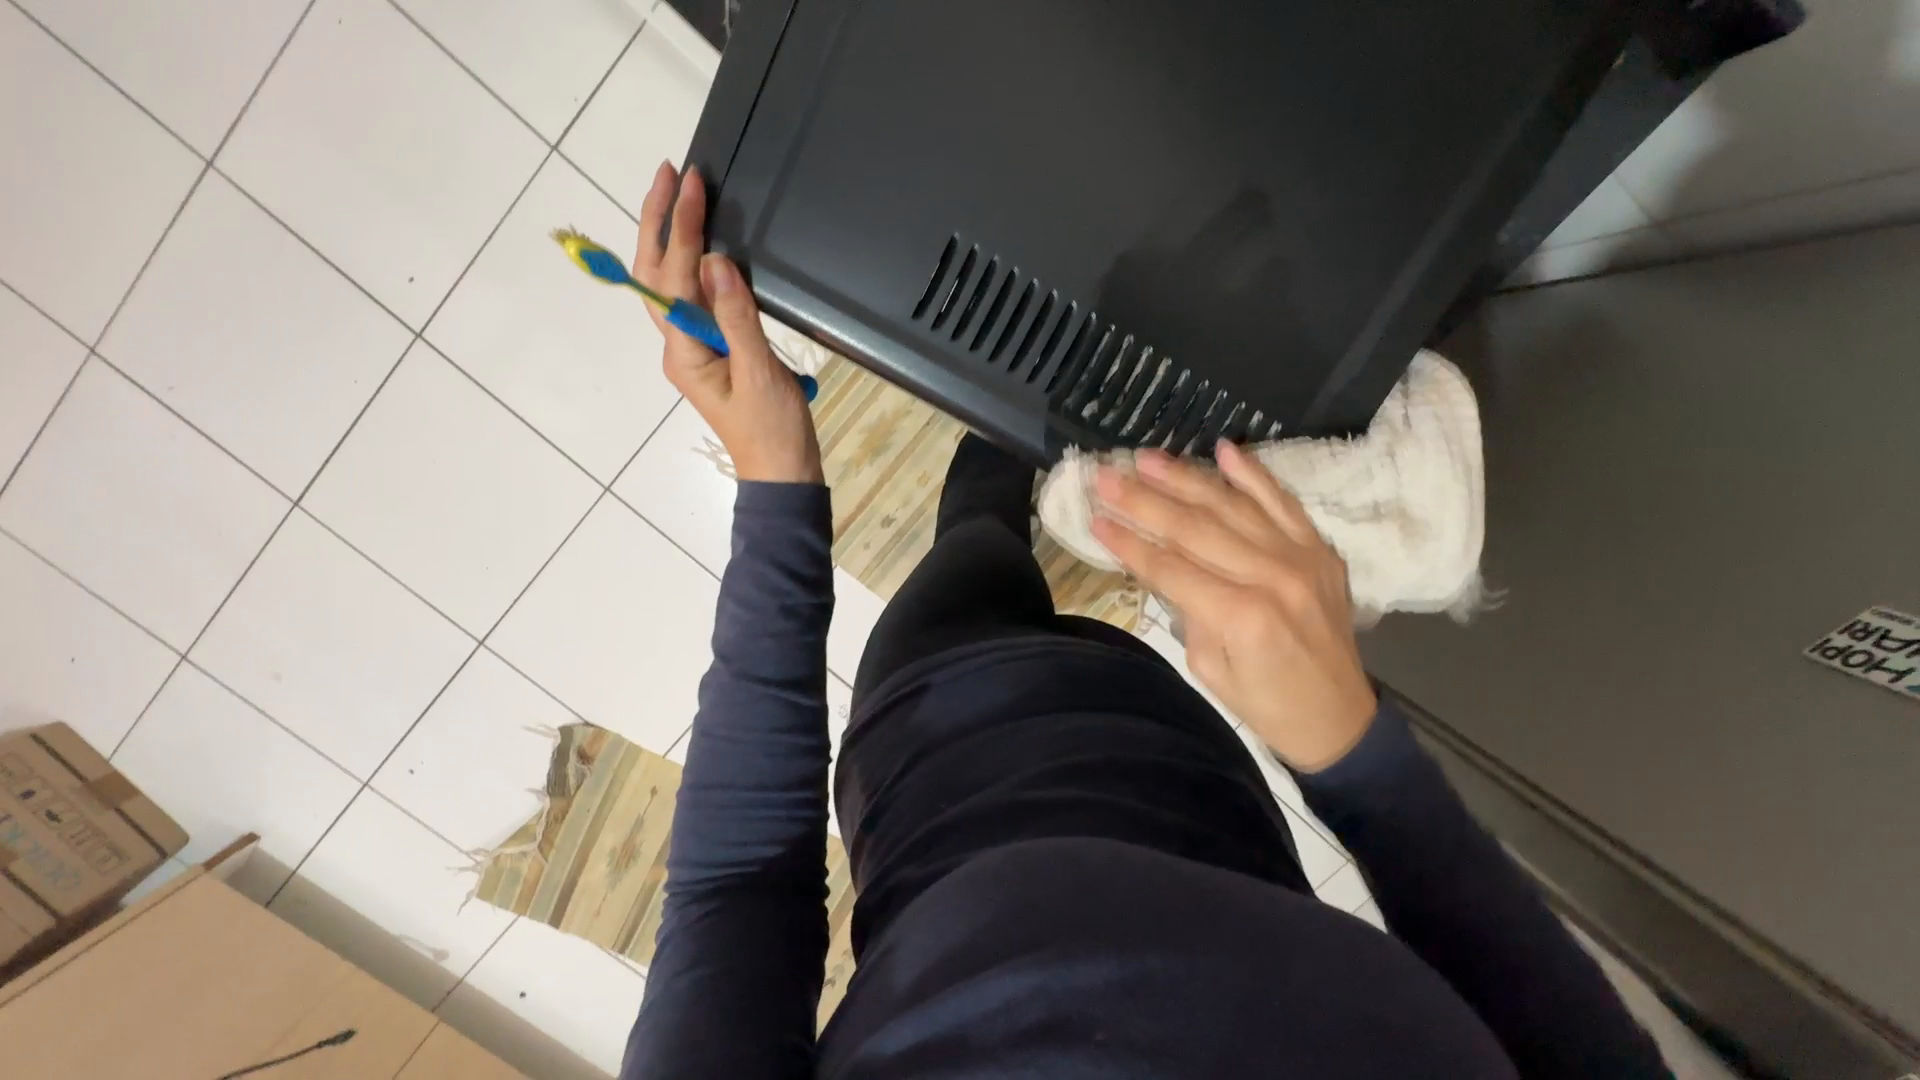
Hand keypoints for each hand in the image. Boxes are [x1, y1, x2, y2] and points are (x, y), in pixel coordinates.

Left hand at [636, 161, 822, 484]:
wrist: (783, 474)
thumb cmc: (773, 432)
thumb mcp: (761, 374)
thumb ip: (739, 318)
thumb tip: (715, 261)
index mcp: (685, 352)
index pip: (674, 278)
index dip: (682, 229)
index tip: (692, 185)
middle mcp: (680, 346)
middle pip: (657, 275)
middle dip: (658, 222)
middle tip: (669, 174)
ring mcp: (696, 350)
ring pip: (672, 285)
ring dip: (671, 239)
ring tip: (679, 196)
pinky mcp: (715, 353)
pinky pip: (696, 300)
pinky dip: (695, 266)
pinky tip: (705, 246)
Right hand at [1092, 443, 1375, 770]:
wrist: (1339, 720)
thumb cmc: (1265, 705)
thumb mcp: (1208, 666)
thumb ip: (1188, 609)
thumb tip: (1166, 563)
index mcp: (1240, 615)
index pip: (1169, 566)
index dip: (1127, 542)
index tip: (1093, 517)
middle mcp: (1271, 576)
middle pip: (1193, 528)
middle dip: (1142, 500)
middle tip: (1104, 475)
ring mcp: (1301, 557)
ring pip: (1231, 506)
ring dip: (1184, 478)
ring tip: (1145, 458)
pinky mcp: (1320, 551)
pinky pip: (1282, 502)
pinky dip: (1253, 475)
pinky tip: (1224, 448)